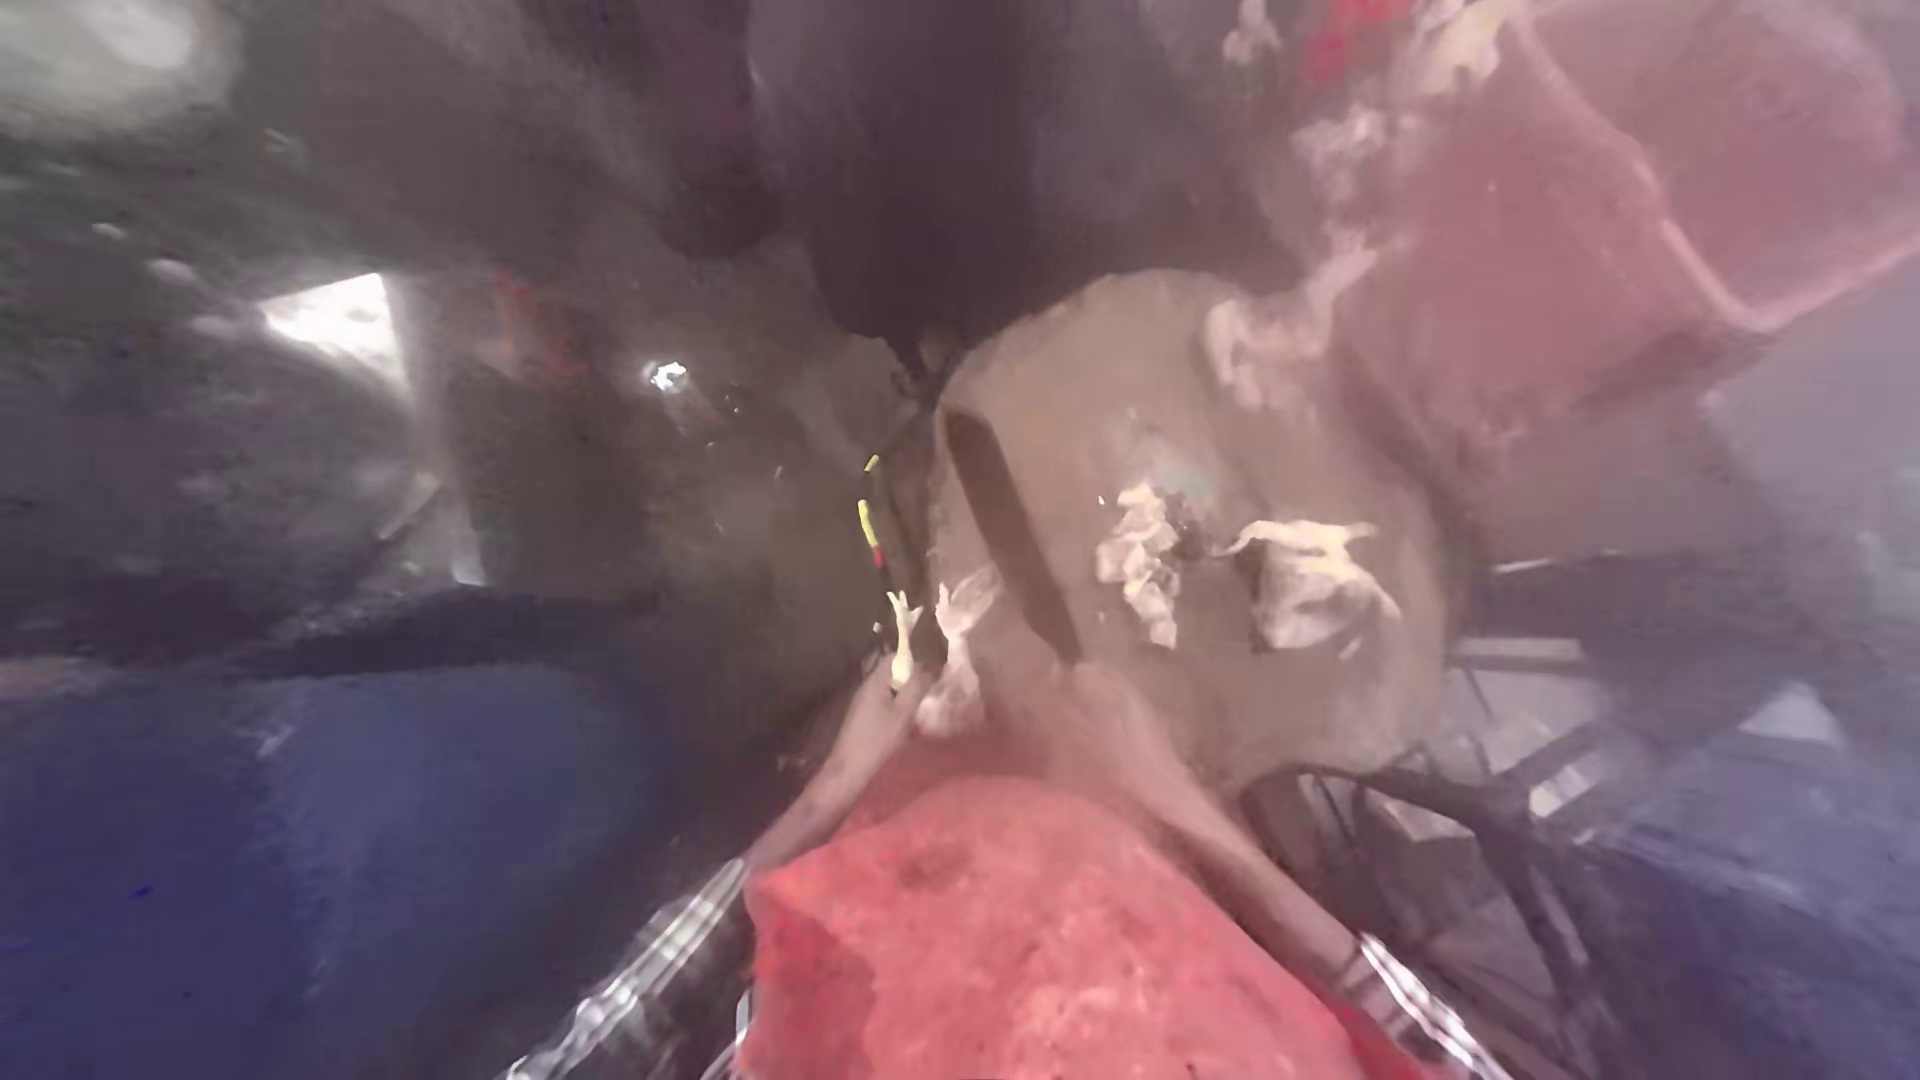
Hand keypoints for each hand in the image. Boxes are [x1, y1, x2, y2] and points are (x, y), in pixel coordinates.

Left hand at [828, 653, 929, 773]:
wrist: (849, 768)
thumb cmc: (878, 738)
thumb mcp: (903, 712)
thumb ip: (916, 686)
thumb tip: (930, 664)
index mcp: (875, 681)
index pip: (894, 656)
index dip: (913, 657)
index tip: (930, 666)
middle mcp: (867, 686)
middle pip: (892, 671)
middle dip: (912, 676)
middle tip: (930, 686)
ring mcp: (863, 701)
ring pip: (889, 687)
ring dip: (906, 692)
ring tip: (922, 701)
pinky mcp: (864, 715)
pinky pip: (885, 701)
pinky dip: (898, 704)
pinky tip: (907, 718)